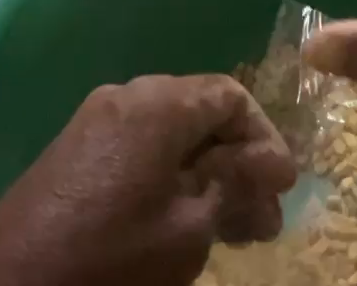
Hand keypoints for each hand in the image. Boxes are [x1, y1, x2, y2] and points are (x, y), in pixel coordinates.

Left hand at [0, 74, 297, 285]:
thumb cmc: (110, 259)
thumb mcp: (187, 228)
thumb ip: (235, 184)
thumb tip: (274, 162)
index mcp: (159, 102)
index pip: (231, 96)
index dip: (264, 138)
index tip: (282, 188)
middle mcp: (128, 97)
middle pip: (201, 115)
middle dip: (237, 164)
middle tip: (265, 218)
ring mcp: (95, 124)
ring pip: (171, 138)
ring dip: (206, 177)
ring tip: (234, 230)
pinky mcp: (74, 156)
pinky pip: (140, 153)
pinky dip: (170, 182)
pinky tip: (185, 224)